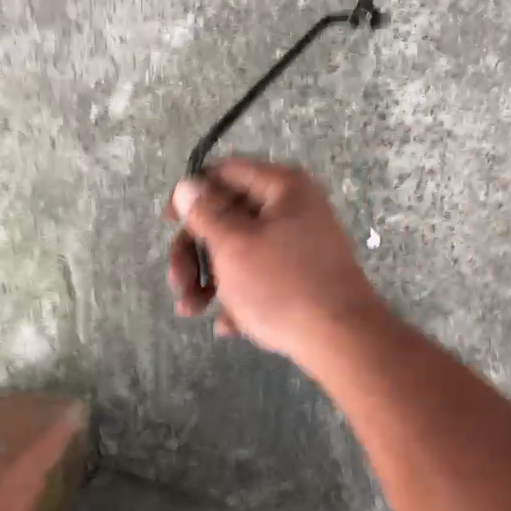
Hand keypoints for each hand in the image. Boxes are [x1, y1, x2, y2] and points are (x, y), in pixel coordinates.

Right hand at [166, 157, 391, 362]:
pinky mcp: (304, 276)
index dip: (193, 193)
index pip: (226, 172)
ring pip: (241, 250)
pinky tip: (228, 325)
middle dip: (196, 251)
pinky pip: (261, 276)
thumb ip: (206, 213)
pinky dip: (240, 296)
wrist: (342, 339)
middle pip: (229, 215)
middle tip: (178, 284)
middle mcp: (295, 207)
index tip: (168, 223)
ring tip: (193, 310)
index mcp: (283, 187)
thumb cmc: (282, 285)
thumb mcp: (233, 245)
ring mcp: (301, 242)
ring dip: (211, 278)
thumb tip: (188, 184)